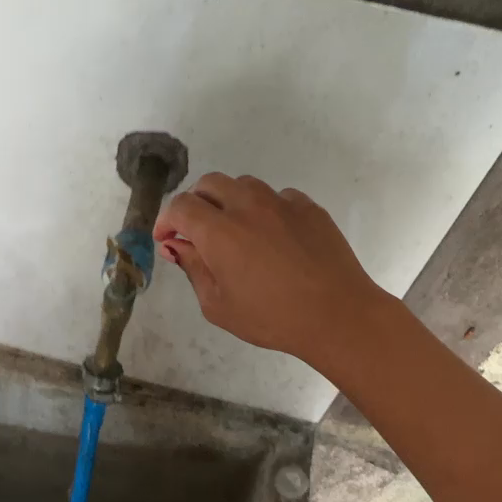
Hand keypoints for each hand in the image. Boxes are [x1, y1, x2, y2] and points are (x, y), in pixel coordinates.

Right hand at [154, 173, 396, 369]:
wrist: (334, 313)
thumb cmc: (270, 318)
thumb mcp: (218, 305)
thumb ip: (193, 268)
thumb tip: (176, 245)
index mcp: (219, 232)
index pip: (181, 207)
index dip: (167, 221)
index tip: (166, 241)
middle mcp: (247, 206)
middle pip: (209, 184)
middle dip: (194, 204)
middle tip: (195, 233)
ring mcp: (281, 202)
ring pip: (243, 186)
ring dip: (228, 202)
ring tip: (233, 233)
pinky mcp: (308, 207)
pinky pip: (276, 197)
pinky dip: (263, 210)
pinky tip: (269, 239)